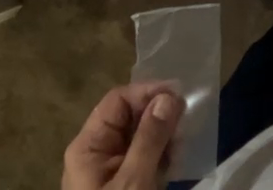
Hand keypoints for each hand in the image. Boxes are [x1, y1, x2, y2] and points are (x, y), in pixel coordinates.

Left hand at [61, 84, 183, 189]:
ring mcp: (110, 171)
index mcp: (87, 145)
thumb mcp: (134, 181)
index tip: (179, 96)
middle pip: (129, 117)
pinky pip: (142, 160)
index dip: (147, 92)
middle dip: (158, 115)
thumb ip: (150, 139)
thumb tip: (169, 96)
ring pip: (139, 138)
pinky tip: (174, 162)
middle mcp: (96, 152)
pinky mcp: (123, 186)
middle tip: (185, 121)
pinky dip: (160, 157)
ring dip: (162, 137)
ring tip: (181, 145)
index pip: (117, 101)